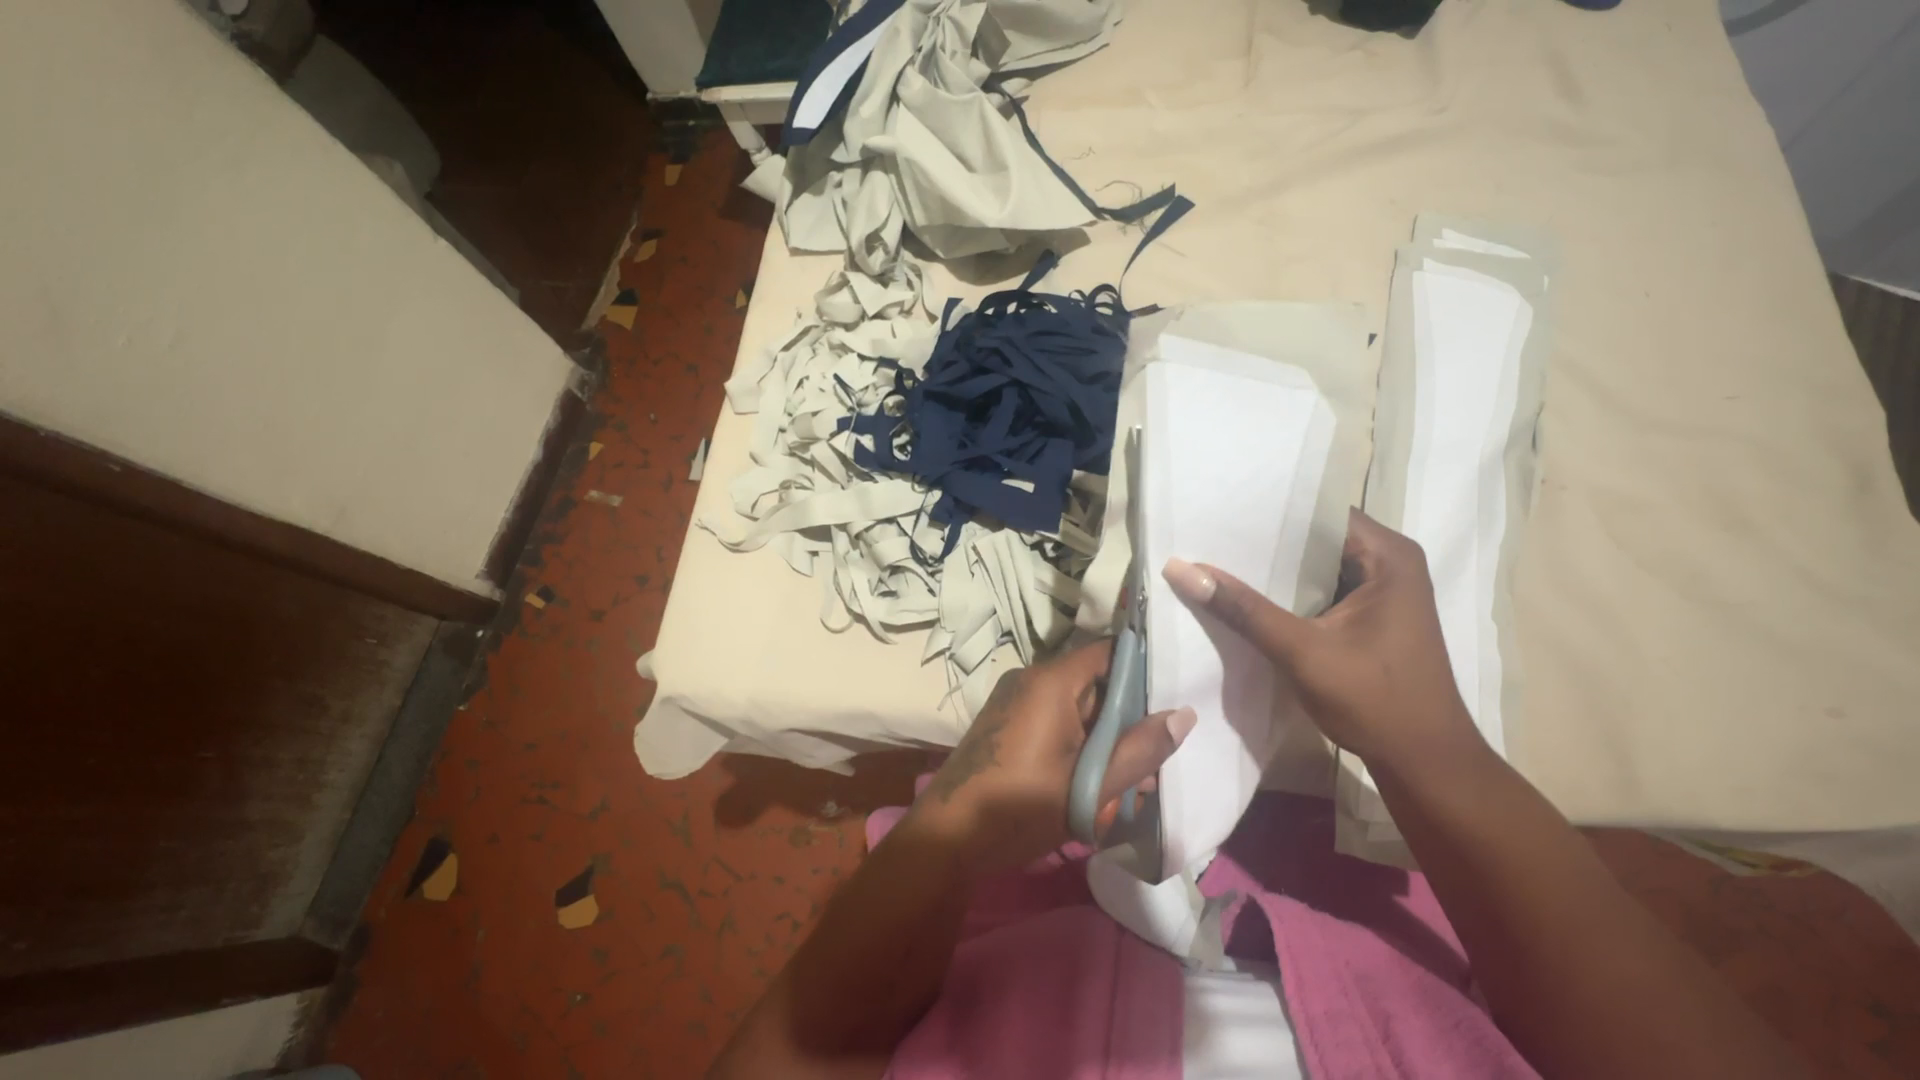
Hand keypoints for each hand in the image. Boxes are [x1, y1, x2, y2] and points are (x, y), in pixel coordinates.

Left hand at [908, 638, 1194, 875]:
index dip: (1146, 671)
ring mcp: (1015, 704)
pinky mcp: (1008, 728)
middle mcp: (1031, 682)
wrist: (946, 838)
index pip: (1110, 653)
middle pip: (1096, 686)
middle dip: (1129, 722)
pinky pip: (1056, 725)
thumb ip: (1139, 751)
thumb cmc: (1019, 808)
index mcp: (1051, 682)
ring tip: (1136, 784)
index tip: (1178, 695)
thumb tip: (1184, 714)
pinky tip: (1099, 787)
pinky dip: (1080, 750)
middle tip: (1160, 758)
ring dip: (1106, 744)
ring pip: (1079, 712)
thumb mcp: (1089, 787)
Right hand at [1160, 508, 1481, 771]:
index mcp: (1389, 556)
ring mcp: (1383, 593)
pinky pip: (1322, 592)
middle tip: (1205, 535)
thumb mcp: (1302, 652)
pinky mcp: (1372, 619)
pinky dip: (1289, 596)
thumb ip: (1243, 609)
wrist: (1425, 763)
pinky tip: (1247, 599)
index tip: (1217, 511)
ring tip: (1216, 560)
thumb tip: (1180, 568)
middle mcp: (1391, 564)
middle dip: (1265, 543)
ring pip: (1317, 568)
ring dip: (1275, 572)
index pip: (1319, 513)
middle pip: (1316, 539)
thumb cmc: (1376, 701)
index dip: (1269, 512)